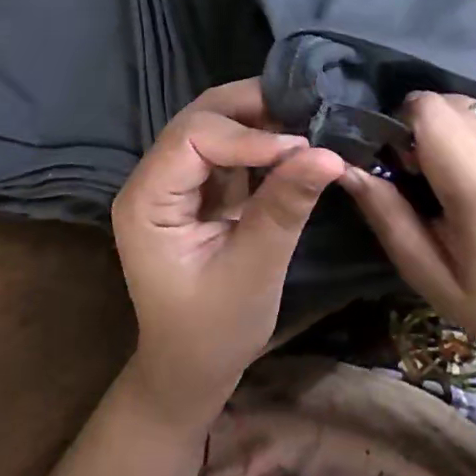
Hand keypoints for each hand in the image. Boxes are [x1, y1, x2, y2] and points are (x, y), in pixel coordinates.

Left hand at [111, 79, 345, 422]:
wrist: (191, 367)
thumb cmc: (214, 331)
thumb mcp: (254, 272)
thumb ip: (284, 208)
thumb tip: (329, 154)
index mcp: (146, 201)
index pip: (193, 137)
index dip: (247, 135)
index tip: (302, 147)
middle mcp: (153, 178)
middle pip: (200, 117)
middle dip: (254, 108)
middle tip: (310, 110)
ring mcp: (174, 179)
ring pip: (215, 122)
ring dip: (260, 116)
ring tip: (308, 120)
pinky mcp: (198, 185)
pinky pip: (229, 144)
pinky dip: (262, 137)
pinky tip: (294, 139)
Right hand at [339, 92, 475, 371]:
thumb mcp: (424, 270)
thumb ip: (384, 211)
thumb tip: (344, 166)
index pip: (428, 109)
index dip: (402, 126)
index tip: (402, 165)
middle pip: (446, 102)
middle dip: (422, 127)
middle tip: (423, 175)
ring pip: (468, 104)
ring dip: (448, 127)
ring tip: (453, 175)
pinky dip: (473, 131)